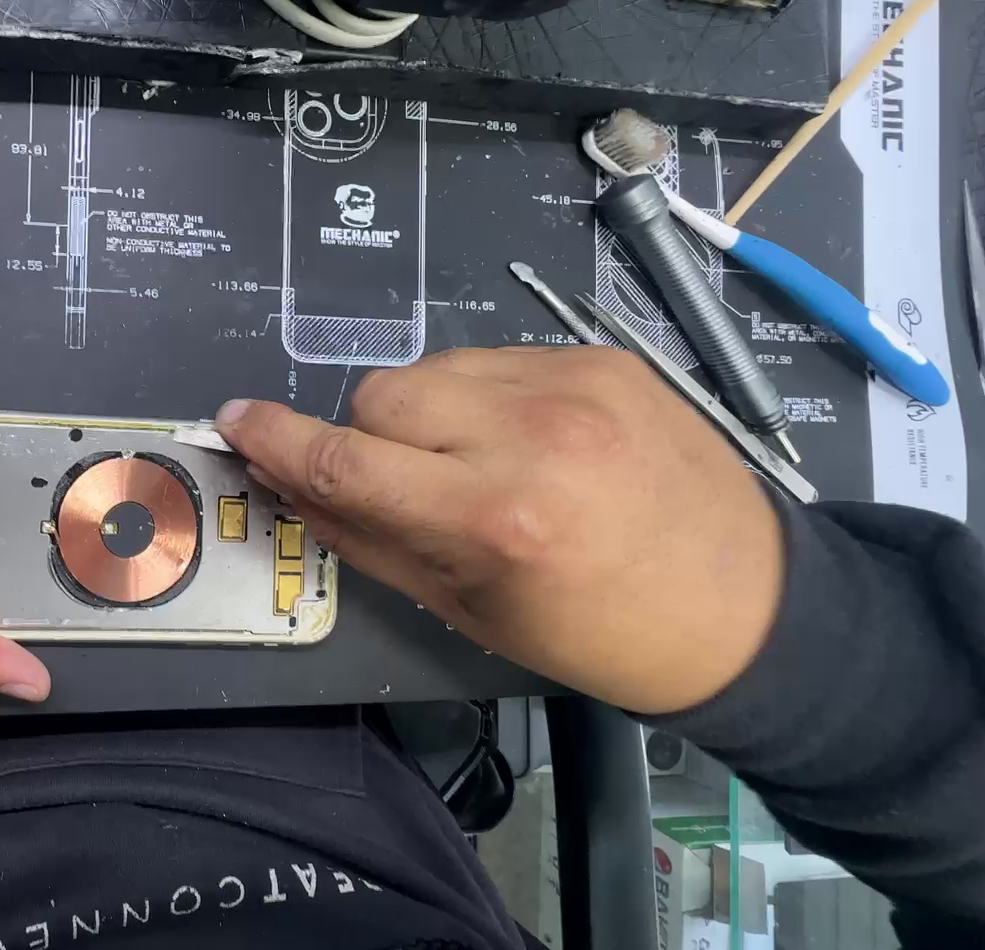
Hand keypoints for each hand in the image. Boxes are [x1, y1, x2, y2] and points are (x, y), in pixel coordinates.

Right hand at [215, 346, 782, 714]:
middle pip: (378, 397)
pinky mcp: (599, 355)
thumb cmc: (587, 629)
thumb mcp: (458, 604)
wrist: (751, 607)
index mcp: (492, 517)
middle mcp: (528, 433)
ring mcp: (571, 381)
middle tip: (409, 481)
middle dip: (367, 437)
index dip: (275, 438)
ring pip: (424, 371)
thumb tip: (283, 481)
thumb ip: (358, 533)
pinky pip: (483, 359)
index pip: (345, 460)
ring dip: (418, 413)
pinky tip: (522, 435)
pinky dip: (474, 396)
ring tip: (473, 456)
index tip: (234, 420)